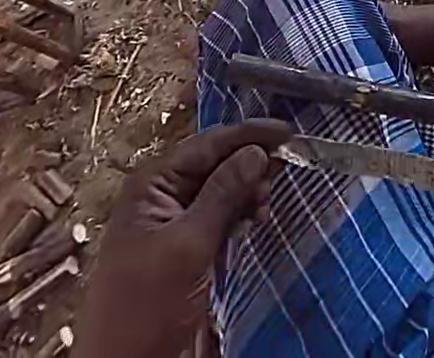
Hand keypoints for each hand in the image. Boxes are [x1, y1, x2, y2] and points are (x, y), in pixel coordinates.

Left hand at [73, 120, 290, 357]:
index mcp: (153, 181)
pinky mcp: (187, 248)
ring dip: (247, 190)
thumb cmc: (147, 304)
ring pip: (221, 190)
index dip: (247, 134)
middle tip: (284, 169)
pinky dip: (240, 215)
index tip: (286, 130)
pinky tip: (256, 219)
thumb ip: (222, 195)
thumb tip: (255, 151)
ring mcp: (175, 220)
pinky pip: (219, 217)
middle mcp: (163, 192)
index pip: (207, 144)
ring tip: (266, 203)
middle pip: (215, 163)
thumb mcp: (188, 245)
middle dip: (249, 163)